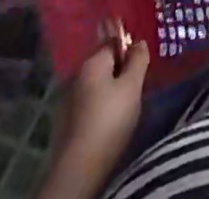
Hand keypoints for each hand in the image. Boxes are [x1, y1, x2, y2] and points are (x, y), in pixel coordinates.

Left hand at [40, 41, 148, 198]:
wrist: (79, 166)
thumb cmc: (110, 119)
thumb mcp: (132, 86)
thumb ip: (137, 60)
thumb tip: (138, 42)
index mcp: (92, 63)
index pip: (112, 41)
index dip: (128, 46)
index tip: (141, 58)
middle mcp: (77, 75)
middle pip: (103, 62)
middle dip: (120, 66)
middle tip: (138, 80)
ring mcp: (68, 98)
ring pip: (95, 83)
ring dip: (110, 86)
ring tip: (127, 99)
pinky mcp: (66, 119)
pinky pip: (89, 100)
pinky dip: (101, 102)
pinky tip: (111, 115)